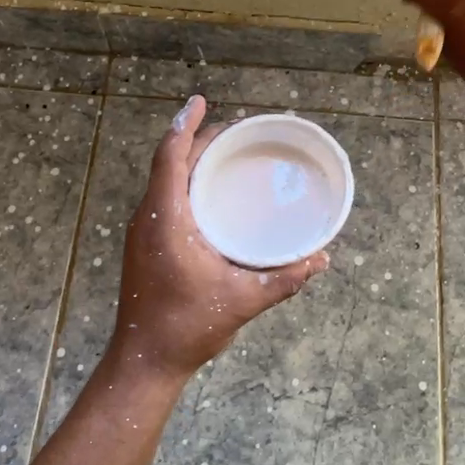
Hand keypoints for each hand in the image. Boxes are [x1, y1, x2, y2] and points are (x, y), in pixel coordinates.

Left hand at [109, 96, 329, 379]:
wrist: (143, 363)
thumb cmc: (186, 327)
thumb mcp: (242, 301)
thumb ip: (284, 279)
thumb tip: (322, 258)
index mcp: (165, 220)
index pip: (170, 157)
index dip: (184, 124)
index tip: (200, 100)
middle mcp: (148, 218)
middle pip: (168, 162)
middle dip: (196, 137)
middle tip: (234, 126)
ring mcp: (142, 232)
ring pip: (163, 179)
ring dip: (189, 157)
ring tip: (223, 148)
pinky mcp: (145, 244)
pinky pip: (163, 196)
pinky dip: (184, 179)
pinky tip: (207, 189)